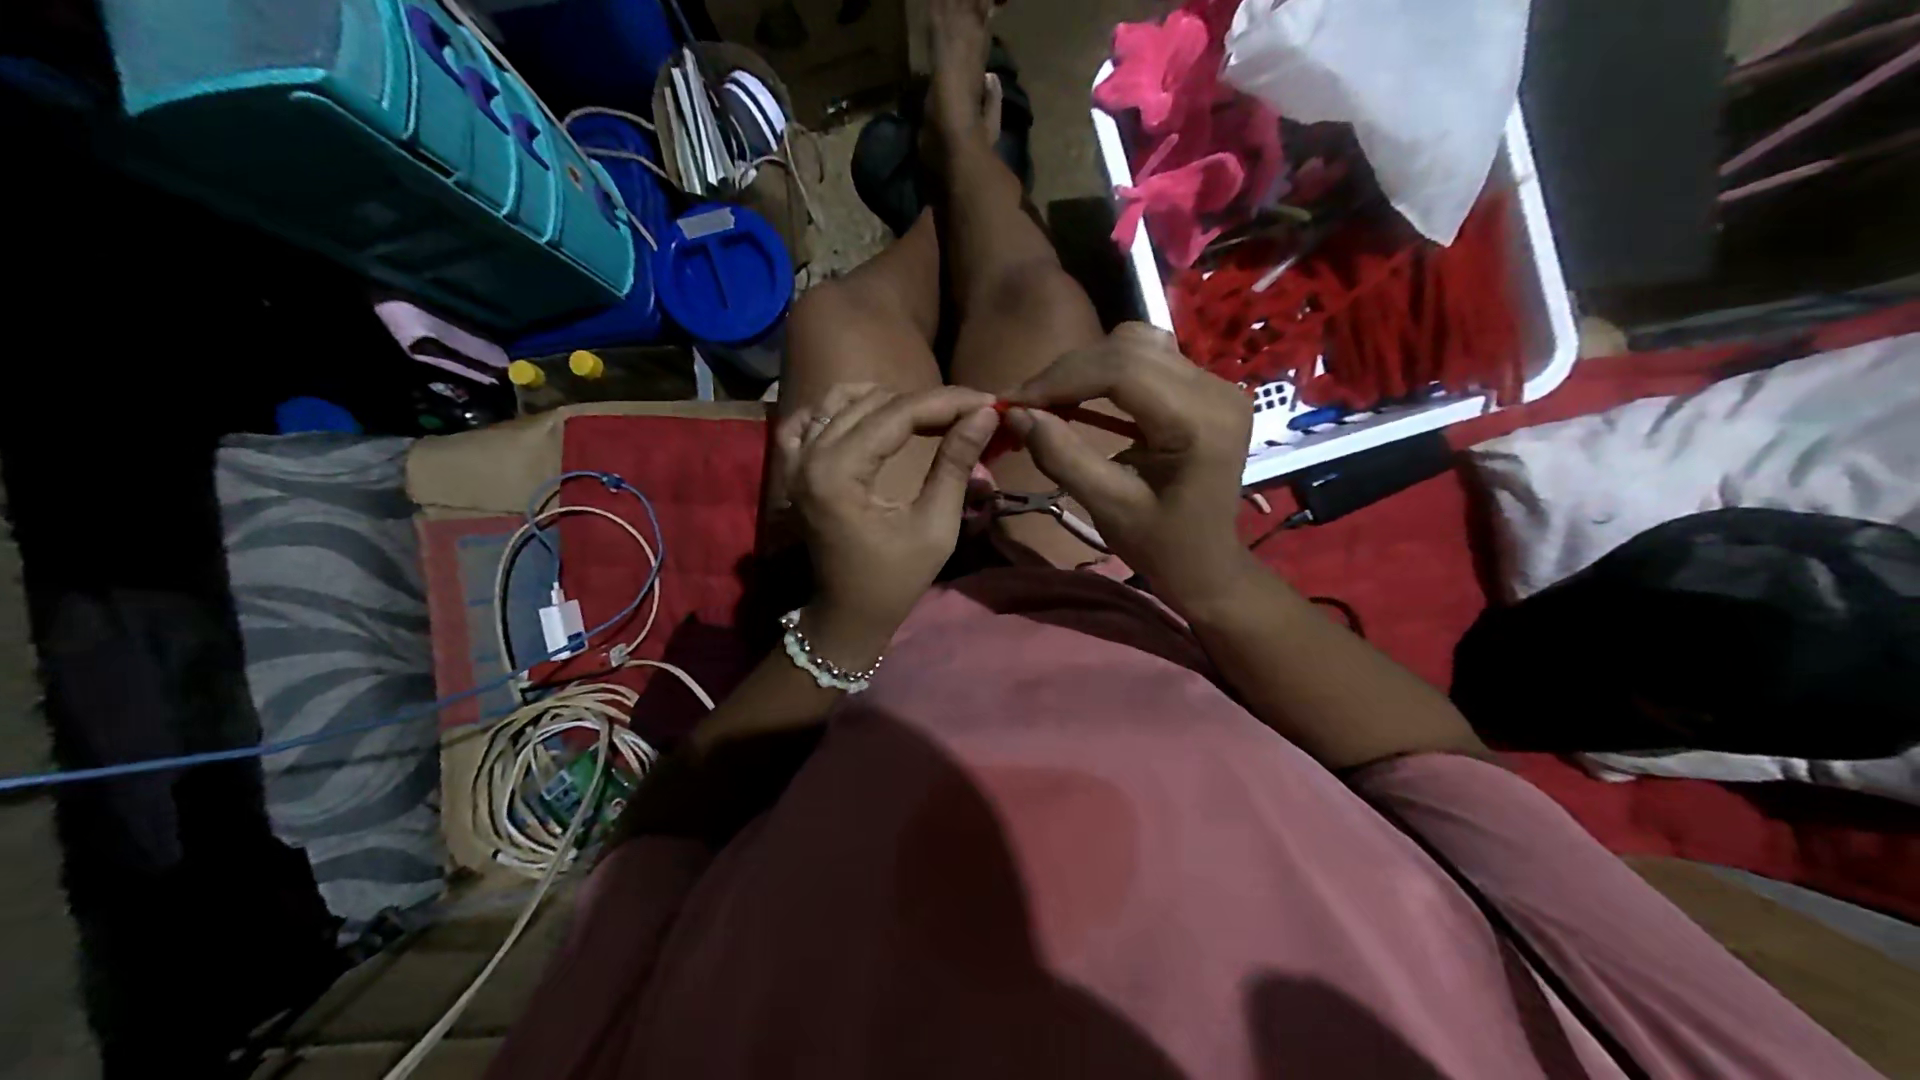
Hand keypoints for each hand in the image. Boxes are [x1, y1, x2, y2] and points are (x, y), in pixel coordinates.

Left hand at [775, 383, 999, 658]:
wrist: (848, 614)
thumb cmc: (895, 580)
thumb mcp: (935, 526)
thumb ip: (955, 464)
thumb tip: (985, 415)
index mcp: (839, 474)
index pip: (897, 414)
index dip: (947, 402)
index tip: (988, 401)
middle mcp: (808, 456)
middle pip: (873, 402)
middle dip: (926, 402)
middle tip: (969, 413)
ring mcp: (793, 459)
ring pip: (841, 401)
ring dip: (888, 400)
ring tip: (929, 415)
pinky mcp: (791, 467)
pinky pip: (809, 418)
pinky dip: (841, 409)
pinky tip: (869, 414)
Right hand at [1004, 323, 1257, 612]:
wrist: (1207, 563)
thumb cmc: (1161, 545)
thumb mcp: (1108, 507)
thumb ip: (1063, 457)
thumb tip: (1016, 414)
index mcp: (1200, 422)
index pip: (1123, 371)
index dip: (1061, 378)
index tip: (1014, 401)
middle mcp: (1216, 390)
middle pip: (1128, 350)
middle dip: (1067, 372)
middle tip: (1023, 403)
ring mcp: (1216, 385)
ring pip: (1137, 345)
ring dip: (1085, 366)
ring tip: (1050, 398)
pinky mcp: (1206, 388)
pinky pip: (1149, 358)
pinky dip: (1106, 370)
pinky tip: (1081, 394)